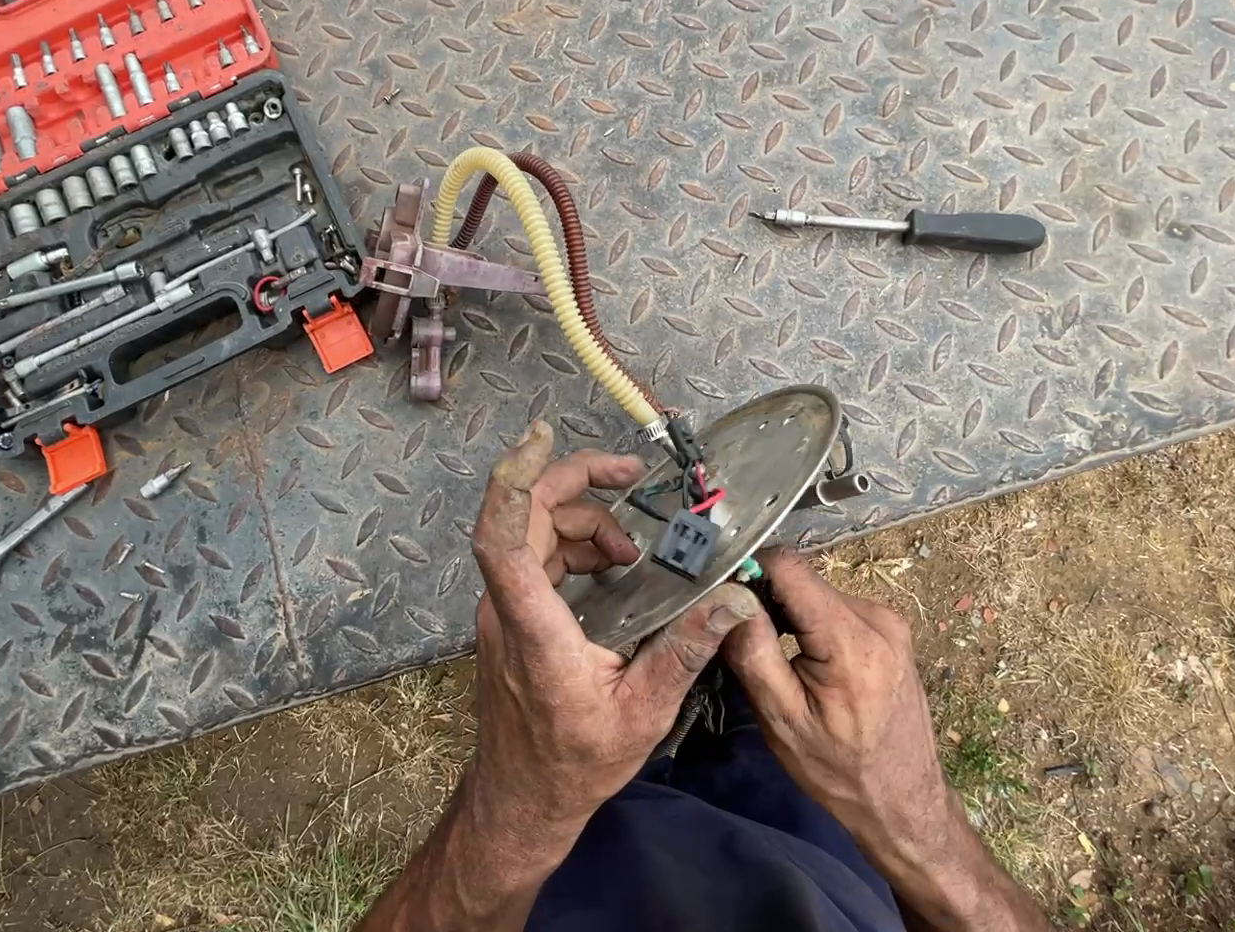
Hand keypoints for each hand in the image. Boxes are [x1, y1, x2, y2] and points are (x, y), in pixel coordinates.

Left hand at [358, 422, 761, 931]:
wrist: (522, 796)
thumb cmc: (575, 762)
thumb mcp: (643, 712)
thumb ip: (684, 650)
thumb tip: (732, 600)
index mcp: (532, 626)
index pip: (502, 538)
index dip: (515, 481)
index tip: (539, 439)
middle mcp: (508, 606)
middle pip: (522, 515)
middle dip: (574, 480)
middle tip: (630, 474)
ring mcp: (505, 607)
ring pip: (532, 531)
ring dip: (583, 520)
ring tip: (635, 549)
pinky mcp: (513, 613)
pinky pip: (537, 555)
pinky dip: (575, 545)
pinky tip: (615, 568)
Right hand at [725, 549, 1047, 931]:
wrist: (904, 803)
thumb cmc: (838, 769)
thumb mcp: (781, 717)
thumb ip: (752, 650)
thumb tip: (726, 594)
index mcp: (851, 638)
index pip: (787, 566)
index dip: (748, 572)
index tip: (724, 600)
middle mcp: (876, 616)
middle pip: (799, 578)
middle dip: (765, 598)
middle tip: (744, 639)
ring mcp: (888, 619)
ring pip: (813, 590)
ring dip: (786, 612)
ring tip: (773, 652)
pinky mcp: (889, 628)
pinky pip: (832, 604)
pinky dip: (808, 620)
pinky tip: (801, 655)